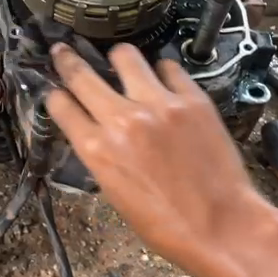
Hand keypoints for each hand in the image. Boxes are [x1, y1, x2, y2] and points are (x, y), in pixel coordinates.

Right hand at [46, 44, 277, 276]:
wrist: (222, 226)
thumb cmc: (165, 225)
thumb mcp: (115, 193)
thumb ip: (101, 155)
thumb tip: (96, 131)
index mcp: (98, 150)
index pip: (62, 106)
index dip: (55, 96)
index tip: (55, 90)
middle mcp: (122, 120)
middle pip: (82, 75)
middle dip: (67, 59)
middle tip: (63, 49)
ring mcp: (159, 105)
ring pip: (125, 56)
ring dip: (118, 59)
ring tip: (122, 62)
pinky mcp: (192, 99)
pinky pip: (169, 67)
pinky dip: (161, 71)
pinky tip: (163, 80)